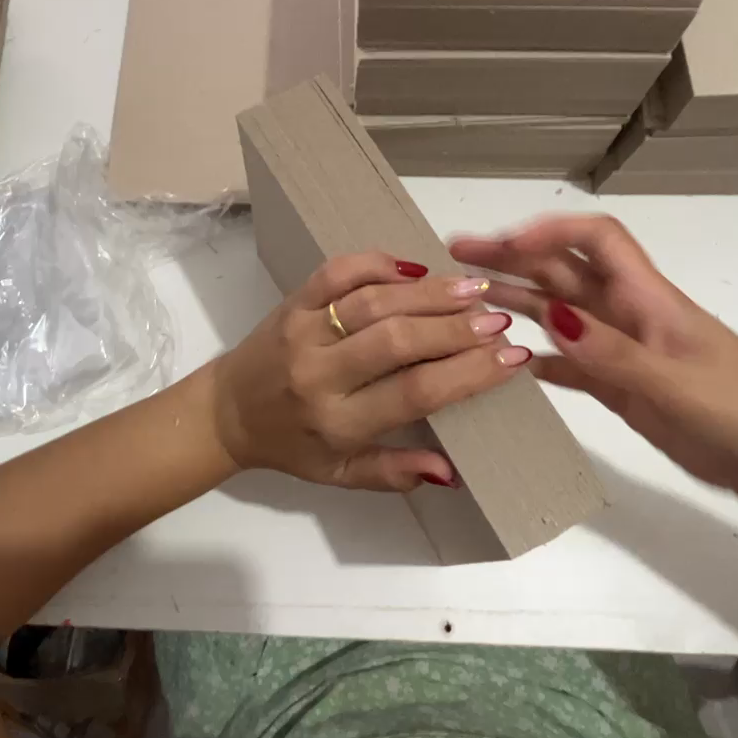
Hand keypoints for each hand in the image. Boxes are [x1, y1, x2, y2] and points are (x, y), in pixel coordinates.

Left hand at [206, 252, 530, 491]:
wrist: (226, 412)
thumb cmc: (290, 445)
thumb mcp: (339, 474)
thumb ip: (394, 472)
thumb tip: (452, 472)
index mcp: (338, 421)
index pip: (414, 393)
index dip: (468, 374)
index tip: (511, 358)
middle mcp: (319, 373)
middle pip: (397, 340)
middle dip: (456, 328)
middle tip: (499, 319)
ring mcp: (302, 331)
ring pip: (371, 302)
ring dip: (427, 292)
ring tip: (473, 288)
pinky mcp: (291, 302)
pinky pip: (336, 271)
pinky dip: (376, 263)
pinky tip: (415, 267)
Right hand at [450, 216, 737, 495]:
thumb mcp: (676, 383)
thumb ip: (611, 353)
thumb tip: (550, 317)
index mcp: (647, 299)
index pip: (595, 241)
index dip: (549, 231)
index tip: (502, 242)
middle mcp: (627, 315)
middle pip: (563, 272)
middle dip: (512, 257)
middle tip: (458, 255)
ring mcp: (621, 351)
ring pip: (557, 314)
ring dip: (515, 300)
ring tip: (467, 300)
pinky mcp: (618, 386)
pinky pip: (566, 363)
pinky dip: (535, 356)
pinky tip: (505, 360)